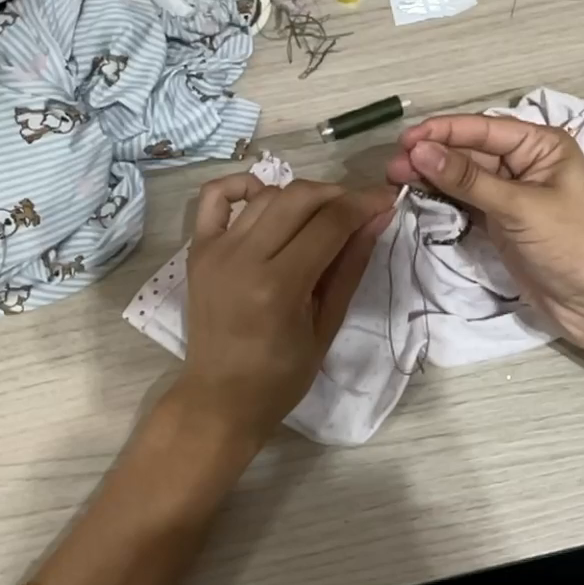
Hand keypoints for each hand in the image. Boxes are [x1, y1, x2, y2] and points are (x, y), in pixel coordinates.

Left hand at [175, 176, 393, 447]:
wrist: (219, 399)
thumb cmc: (280, 376)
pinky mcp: (198, 248)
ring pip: (267, 194)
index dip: (364, 204)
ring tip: (318, 215)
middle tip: (355, 210)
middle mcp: (244, 258)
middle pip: (299, 197)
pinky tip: (264, 195)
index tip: (386, 199)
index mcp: (279, 286)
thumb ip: (351, 267)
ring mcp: (216, 250)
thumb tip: (376, 218)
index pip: (330, 223)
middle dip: (337, 194)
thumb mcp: (327, 326)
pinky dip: (242, 185)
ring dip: (301, 195)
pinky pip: (214, 196)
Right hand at [386, 115, 583, 349]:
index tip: (405, 140)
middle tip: (392, 167)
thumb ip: (467, 180)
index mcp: (541, 146)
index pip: (483, 129)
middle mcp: (526, 162)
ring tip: (395, 180)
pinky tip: (416, 195)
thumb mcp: (519, 208)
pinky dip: (443, 198)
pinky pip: (466, 200)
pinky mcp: (502, 220)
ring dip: (432, 177)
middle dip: (432, 156)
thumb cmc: (573, 246)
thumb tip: (420, 150)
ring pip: (464, 176)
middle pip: (470, 151)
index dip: (443, 132)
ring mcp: (512, 193)